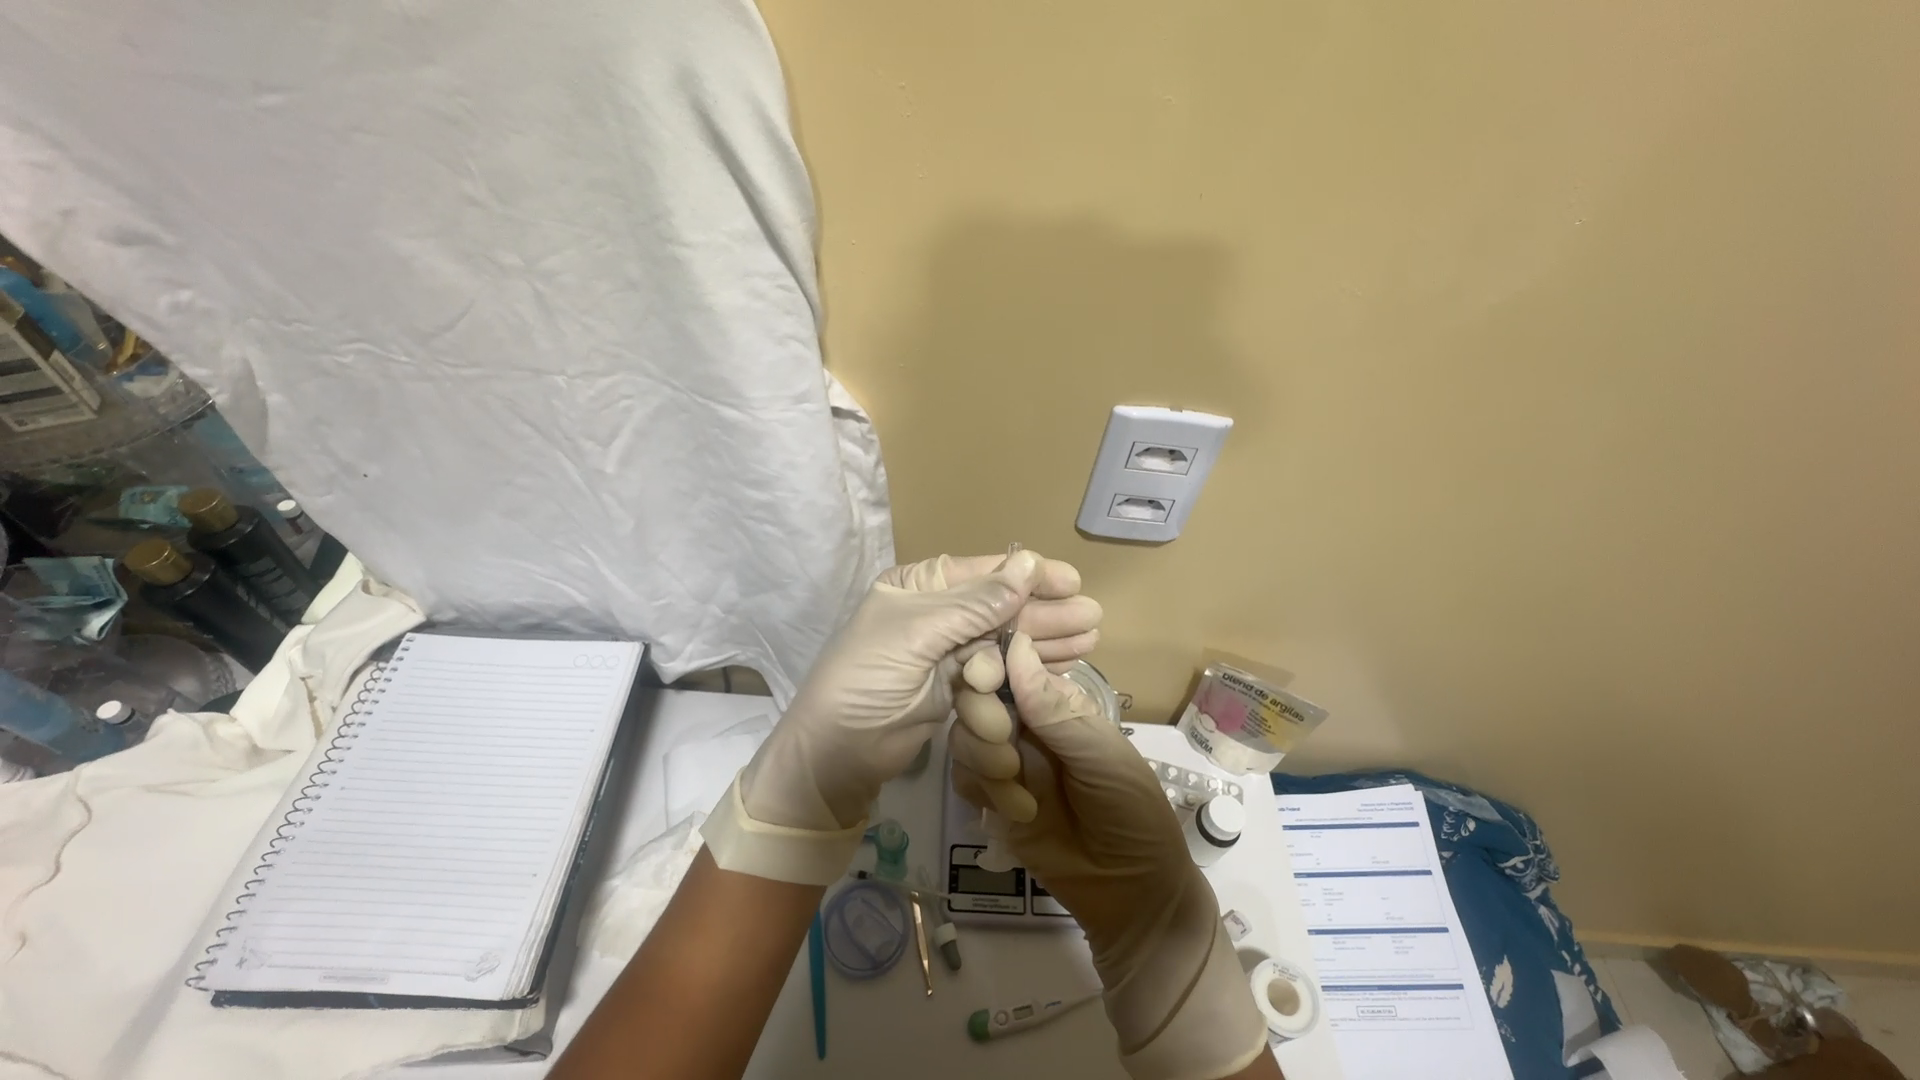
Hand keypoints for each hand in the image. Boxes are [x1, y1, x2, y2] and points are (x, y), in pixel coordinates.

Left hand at [703, 550, 1099, 885]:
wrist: (834, 759)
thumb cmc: (864, 683)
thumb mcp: (916, 635)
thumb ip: (975, 604)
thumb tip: (1028, 563)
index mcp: (917, 587)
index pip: (983, 573)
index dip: (1029, 576)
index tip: (1072, 581)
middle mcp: (934, 612)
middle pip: (1000, 607)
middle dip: (1045, 613)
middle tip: (1091, 619)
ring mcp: (945, 652)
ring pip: (1004, 640)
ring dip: (1044, 640)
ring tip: (1088, 641)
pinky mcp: (954, 688)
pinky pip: (998, 670)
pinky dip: (1027, 668)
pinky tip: (1061, 665)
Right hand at [951, 637, 1267, 1079]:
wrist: (1130, 891)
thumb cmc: (1132, 811)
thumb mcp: (1103, 756)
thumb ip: (1054, 710)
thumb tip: (1016, 647)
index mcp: (1057, 702)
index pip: (1010, 665)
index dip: (989, 666)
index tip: (984, 679)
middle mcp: (1026, 724)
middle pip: (975, 698)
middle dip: (982, 719)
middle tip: (1007, 749)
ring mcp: (1007, 761)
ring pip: (963, 738)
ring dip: (984, 759)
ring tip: (1020, 790)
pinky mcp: (991, 800)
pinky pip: (963, 778)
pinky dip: (983, 791)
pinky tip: (1018, 813)